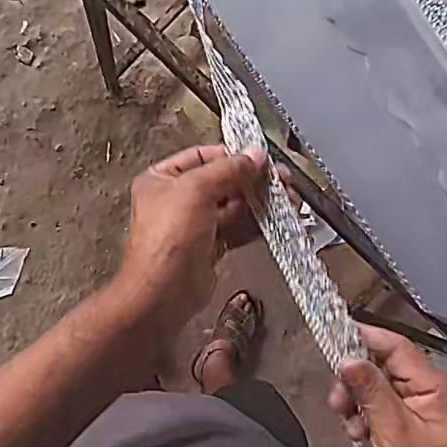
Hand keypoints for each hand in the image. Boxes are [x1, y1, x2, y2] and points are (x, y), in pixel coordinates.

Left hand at [113, 144, 267, 332]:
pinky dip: (256, 223)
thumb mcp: (196, 190)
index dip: (230, 155)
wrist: (164, 291)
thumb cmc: (165, 241)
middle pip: (221, 182)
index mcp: (161, 180)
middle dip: (251, 180)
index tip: (256, 157)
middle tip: (278, 178)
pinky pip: (237, 229)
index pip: (201, 157)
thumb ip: (227, 169)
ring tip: (285, 197)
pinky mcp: (209, 247)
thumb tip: (252, 156)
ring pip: (233, 206)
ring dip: (259, 201)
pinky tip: (276, 217)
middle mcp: (176, 201)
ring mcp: (194, 225)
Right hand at [329, 325, 446, 446]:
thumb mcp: (392, 430)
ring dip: (357, 401)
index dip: (366, 338)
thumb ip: (370, 391)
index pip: (397, 347)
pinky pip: (378, 403)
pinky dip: (363, 415)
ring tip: (352, 423)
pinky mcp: (409, 418)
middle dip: (356, 381)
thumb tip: (349, 360)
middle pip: (383, 366)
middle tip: (339, 399)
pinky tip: (360, 432)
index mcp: (436, 387)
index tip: (337, 335)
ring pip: (376, 385)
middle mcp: (430, 390)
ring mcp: (420, 404)